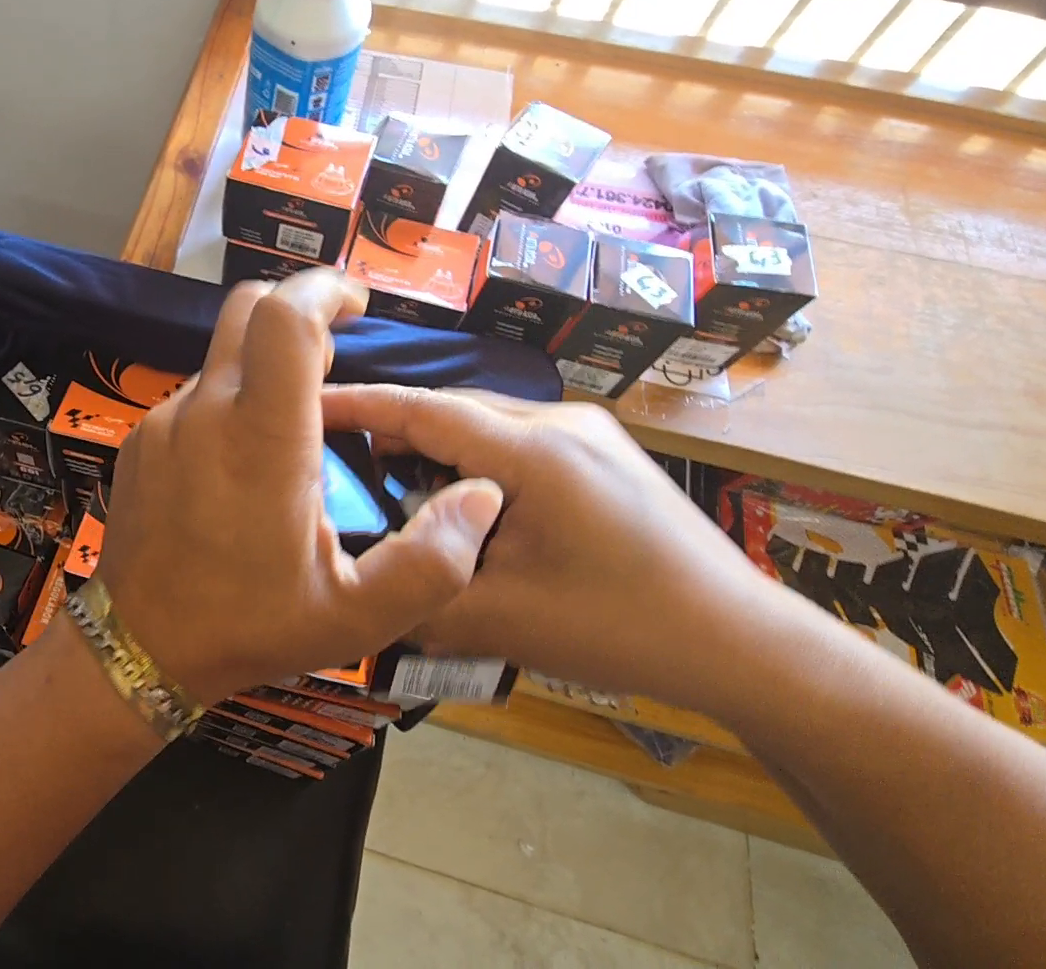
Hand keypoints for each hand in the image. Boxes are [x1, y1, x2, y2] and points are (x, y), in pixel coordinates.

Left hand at [94, 271, 504, 705]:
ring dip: (263, 368)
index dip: (325, 289)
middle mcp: (204, 414)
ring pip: (220, 357)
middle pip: (246, 310)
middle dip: (297, 315)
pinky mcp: (141, 442)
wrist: (140, 648)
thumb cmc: (249, 629)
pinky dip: (229, 404)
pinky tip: (243, 467)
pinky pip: (193, 397)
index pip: (284, 317)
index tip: (357, 306)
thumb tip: (481, 495)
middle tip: (331, 366)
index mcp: (262, 439)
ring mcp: (163, 424)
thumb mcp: (358, 616)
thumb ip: (434, 560)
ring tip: (293, 435)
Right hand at [320, 385, 804, 711]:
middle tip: (339, 464)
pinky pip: (513, 444)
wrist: (741, 644)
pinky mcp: (599, 456)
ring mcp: (587, 435)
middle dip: (392, 433)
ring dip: (433, 450)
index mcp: (537, 453)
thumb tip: (360, 587)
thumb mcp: (501, 621)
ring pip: (482, 426)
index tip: (304, 402)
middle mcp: (562, 424)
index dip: (359, 404)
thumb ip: (419, 596)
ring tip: (391, 484)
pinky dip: (470, 463)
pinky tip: (456, 500)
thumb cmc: (621, 628)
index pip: (425, 411)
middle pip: (452, 412)